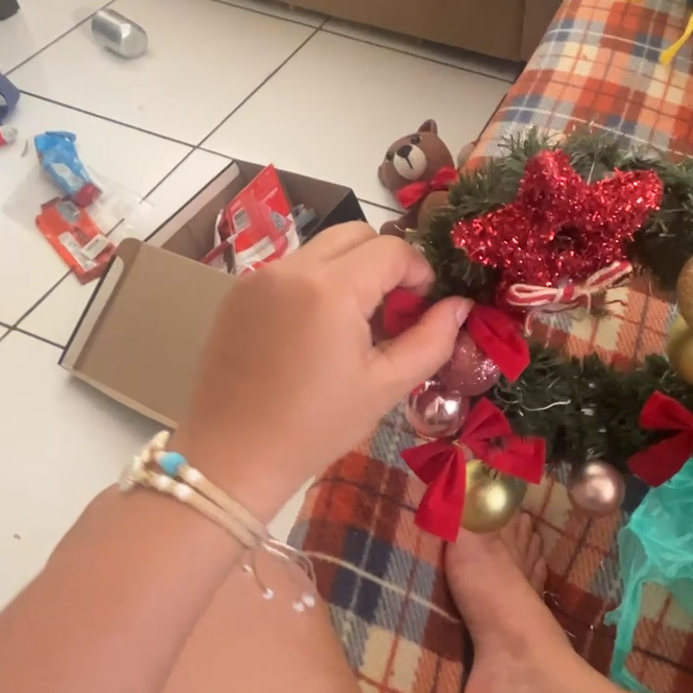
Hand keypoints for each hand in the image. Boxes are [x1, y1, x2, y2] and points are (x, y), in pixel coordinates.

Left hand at [170, 223, 470, 516]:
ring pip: (321, 249)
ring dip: (349, 271)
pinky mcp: (237, 293)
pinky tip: (315, 333)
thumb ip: (432, 340)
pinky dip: (315, 284)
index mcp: (331, 290)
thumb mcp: (386, 387)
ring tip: (353, 325)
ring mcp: (258, 278)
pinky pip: (291, 269)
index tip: (423, 306)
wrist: (231, 458)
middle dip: (384, 261)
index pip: (392, 249)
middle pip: (355, 234)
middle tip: (392, 310)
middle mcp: (291, 269)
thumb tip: (460, 305)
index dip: (419, 271)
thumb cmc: (316, 428)